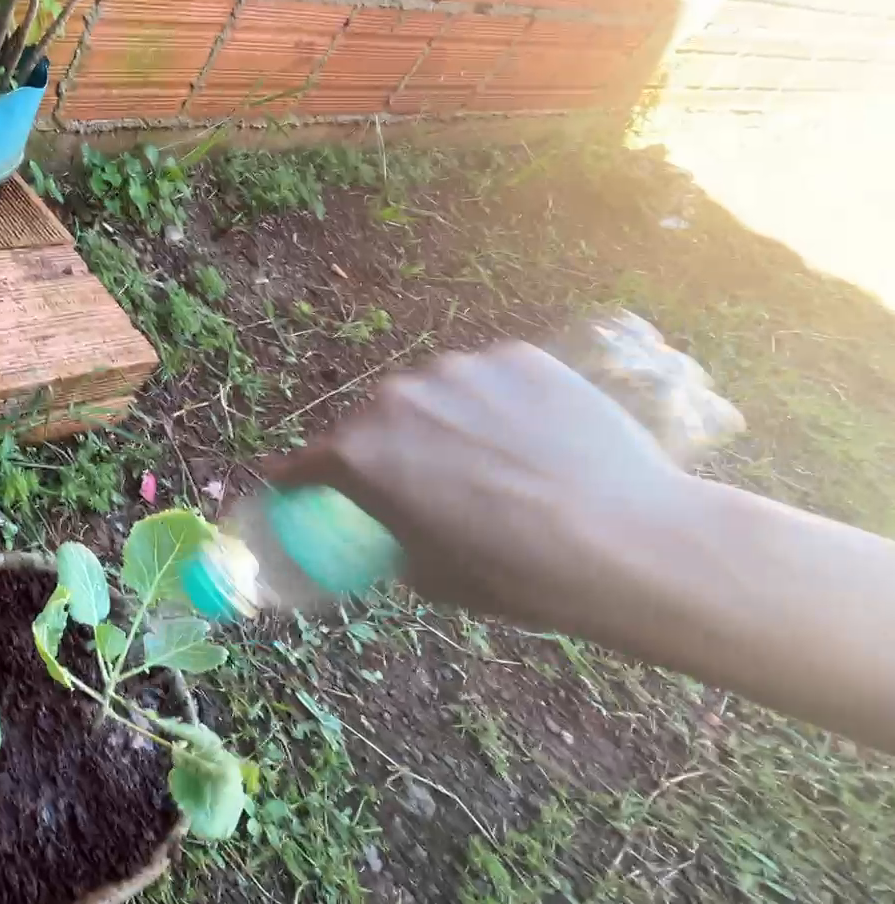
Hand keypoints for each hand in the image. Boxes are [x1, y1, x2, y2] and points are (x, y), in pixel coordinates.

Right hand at [266, 341, 699, 634]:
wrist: (635, 546)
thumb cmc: (519, 574)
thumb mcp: (427, 574)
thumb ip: (390, 533)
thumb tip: (394, 522)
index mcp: (357, 455)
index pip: (304, 461)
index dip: (297, 476)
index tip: (295, 482)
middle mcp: (392, 400)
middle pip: (368, 421)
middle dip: (381, 446)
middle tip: (420, 478)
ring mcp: (456, 371)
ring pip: (429, 393)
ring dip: (439, 417)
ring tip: (488, 455)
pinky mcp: (516, 356)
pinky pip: (485, 377)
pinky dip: (493, 400)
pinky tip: (529, 434)